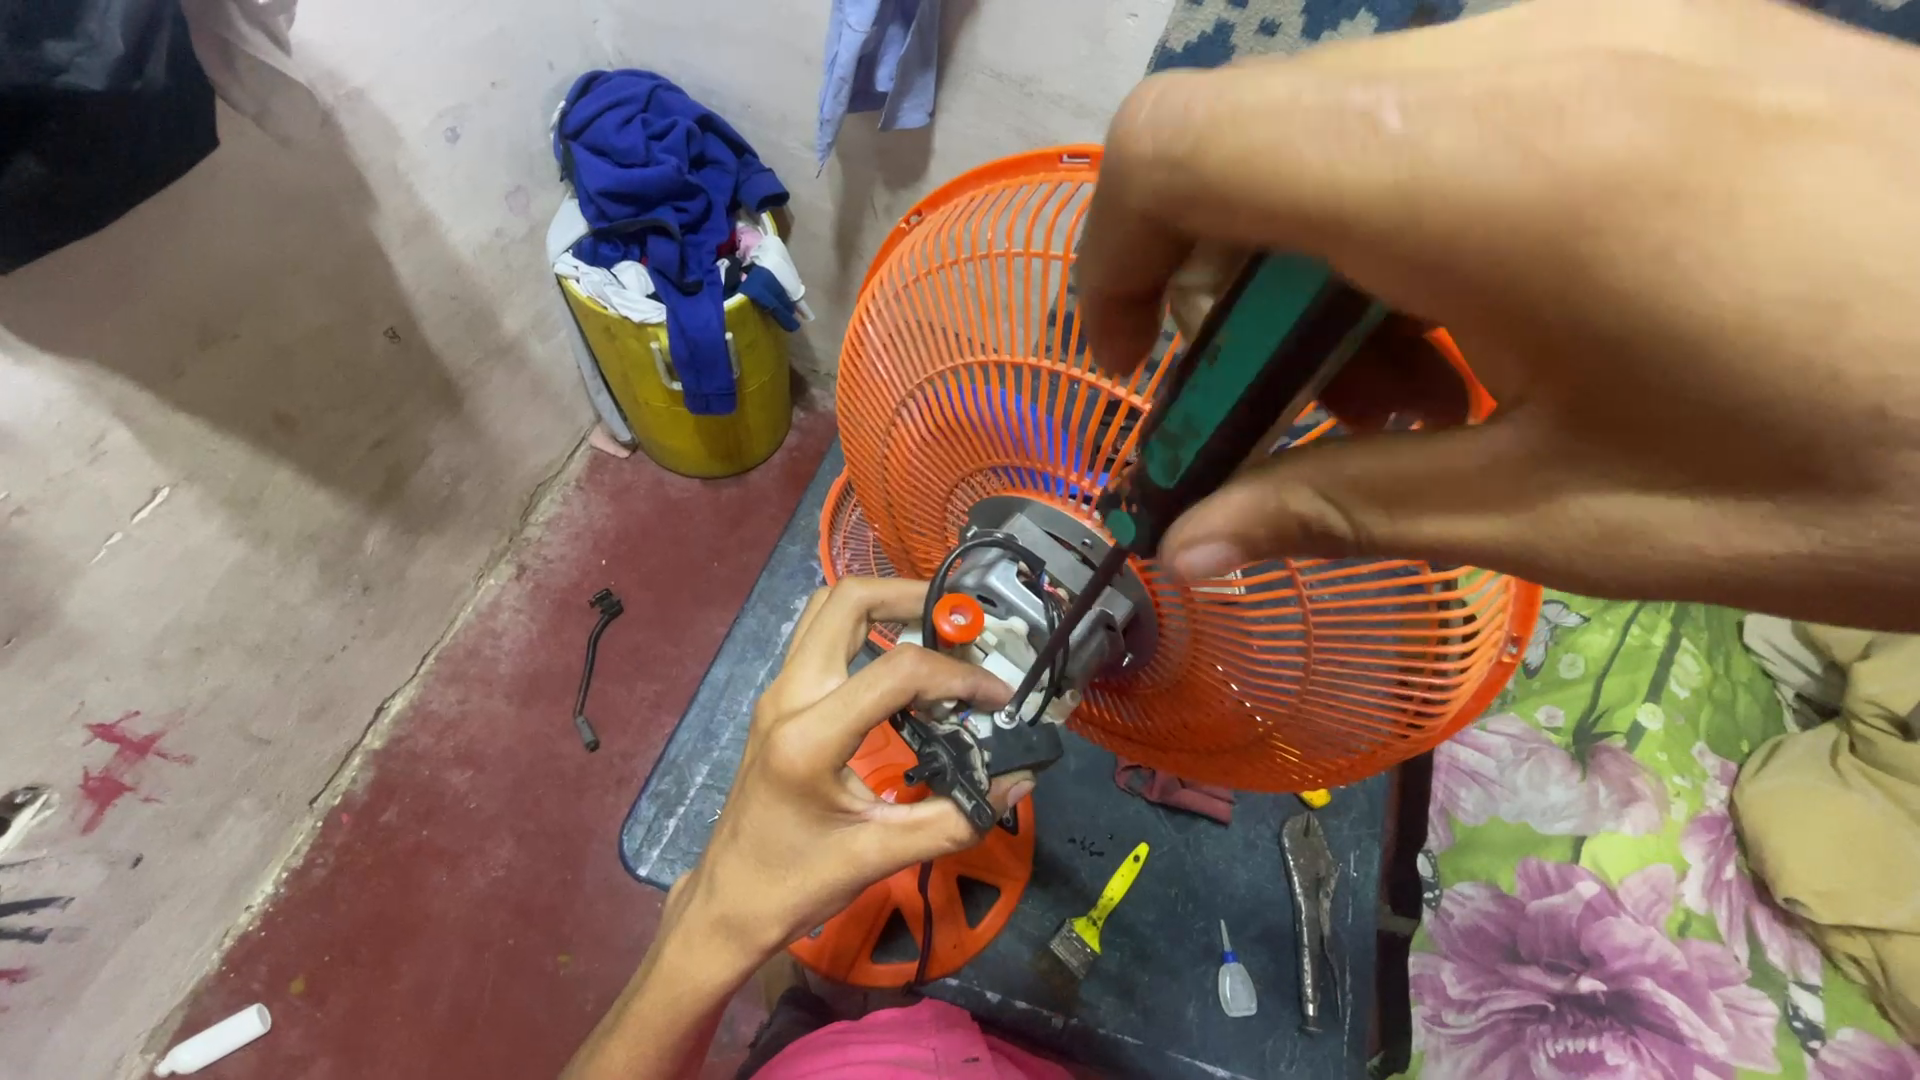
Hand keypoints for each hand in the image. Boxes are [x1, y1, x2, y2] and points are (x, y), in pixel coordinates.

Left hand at [674, 577, 1034, 959]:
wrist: (729, 901)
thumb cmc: (796, 883)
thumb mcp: (879, 856)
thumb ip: (955, 818)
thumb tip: (1018, 782)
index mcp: (809, 737)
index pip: (897, 672)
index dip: (959, 676)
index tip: (997, 698)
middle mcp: (788, 696)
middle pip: (847, 602)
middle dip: (911, 596)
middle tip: (960, 622)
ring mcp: (778, 691)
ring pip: (827, 607)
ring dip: (883, 603)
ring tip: (934, 628)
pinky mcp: (780, 698)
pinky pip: (821, 634)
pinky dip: (865, 627)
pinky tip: (900, 662)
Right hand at [1079, 0, 1919, 630]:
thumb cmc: (1864, 464)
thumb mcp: (1553, 518)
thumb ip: (1333, 512)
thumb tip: (1184, 553)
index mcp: (1478, 174)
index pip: (1177, 147)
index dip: (1108, 254)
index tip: (1124, 362)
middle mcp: (1511, 58)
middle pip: (1233, 139)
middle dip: (1196, 284)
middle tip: (1242, 409)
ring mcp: (1581, 28)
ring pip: (1316, 130)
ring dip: (1287, 266)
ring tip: (1374, 390)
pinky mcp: (1629, 36)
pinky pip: (1414, 119)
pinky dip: (1369, 229)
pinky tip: (1451, 323)